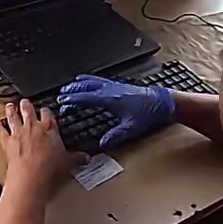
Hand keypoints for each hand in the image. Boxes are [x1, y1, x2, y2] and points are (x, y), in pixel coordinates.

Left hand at [0, 100, 78, 198]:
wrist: (31, 175)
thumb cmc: (49, 168)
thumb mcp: (68, 163)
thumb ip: (77, 158)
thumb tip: (86, 158)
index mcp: (49, 129)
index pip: (48, 114)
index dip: (46, 111)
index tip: (45, 110)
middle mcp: (33, 127)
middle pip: (28, 110)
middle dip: (26, 105)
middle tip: (25, 101)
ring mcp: (19, 132)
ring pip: (13, 116)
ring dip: (11, 110)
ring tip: (10, 105)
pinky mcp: (7, 141)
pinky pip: (2, 130)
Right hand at [56, 75, 175, 149]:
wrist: (161, 102)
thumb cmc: (147, 113)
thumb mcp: (131, 127)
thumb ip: (116, 135)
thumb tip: (102, 144)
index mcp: (110, 99)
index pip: (86, 97)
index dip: (73, 99)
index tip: (63, 101)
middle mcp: (110, 90)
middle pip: (86, 87)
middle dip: (72, 90)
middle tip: (62, 94)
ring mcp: (114, 85)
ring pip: (92, 81)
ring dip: (79, 83)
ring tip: (69, 85)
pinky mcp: (118, 84)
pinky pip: (99, 79)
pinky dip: (89, 79)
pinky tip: (87, 80)